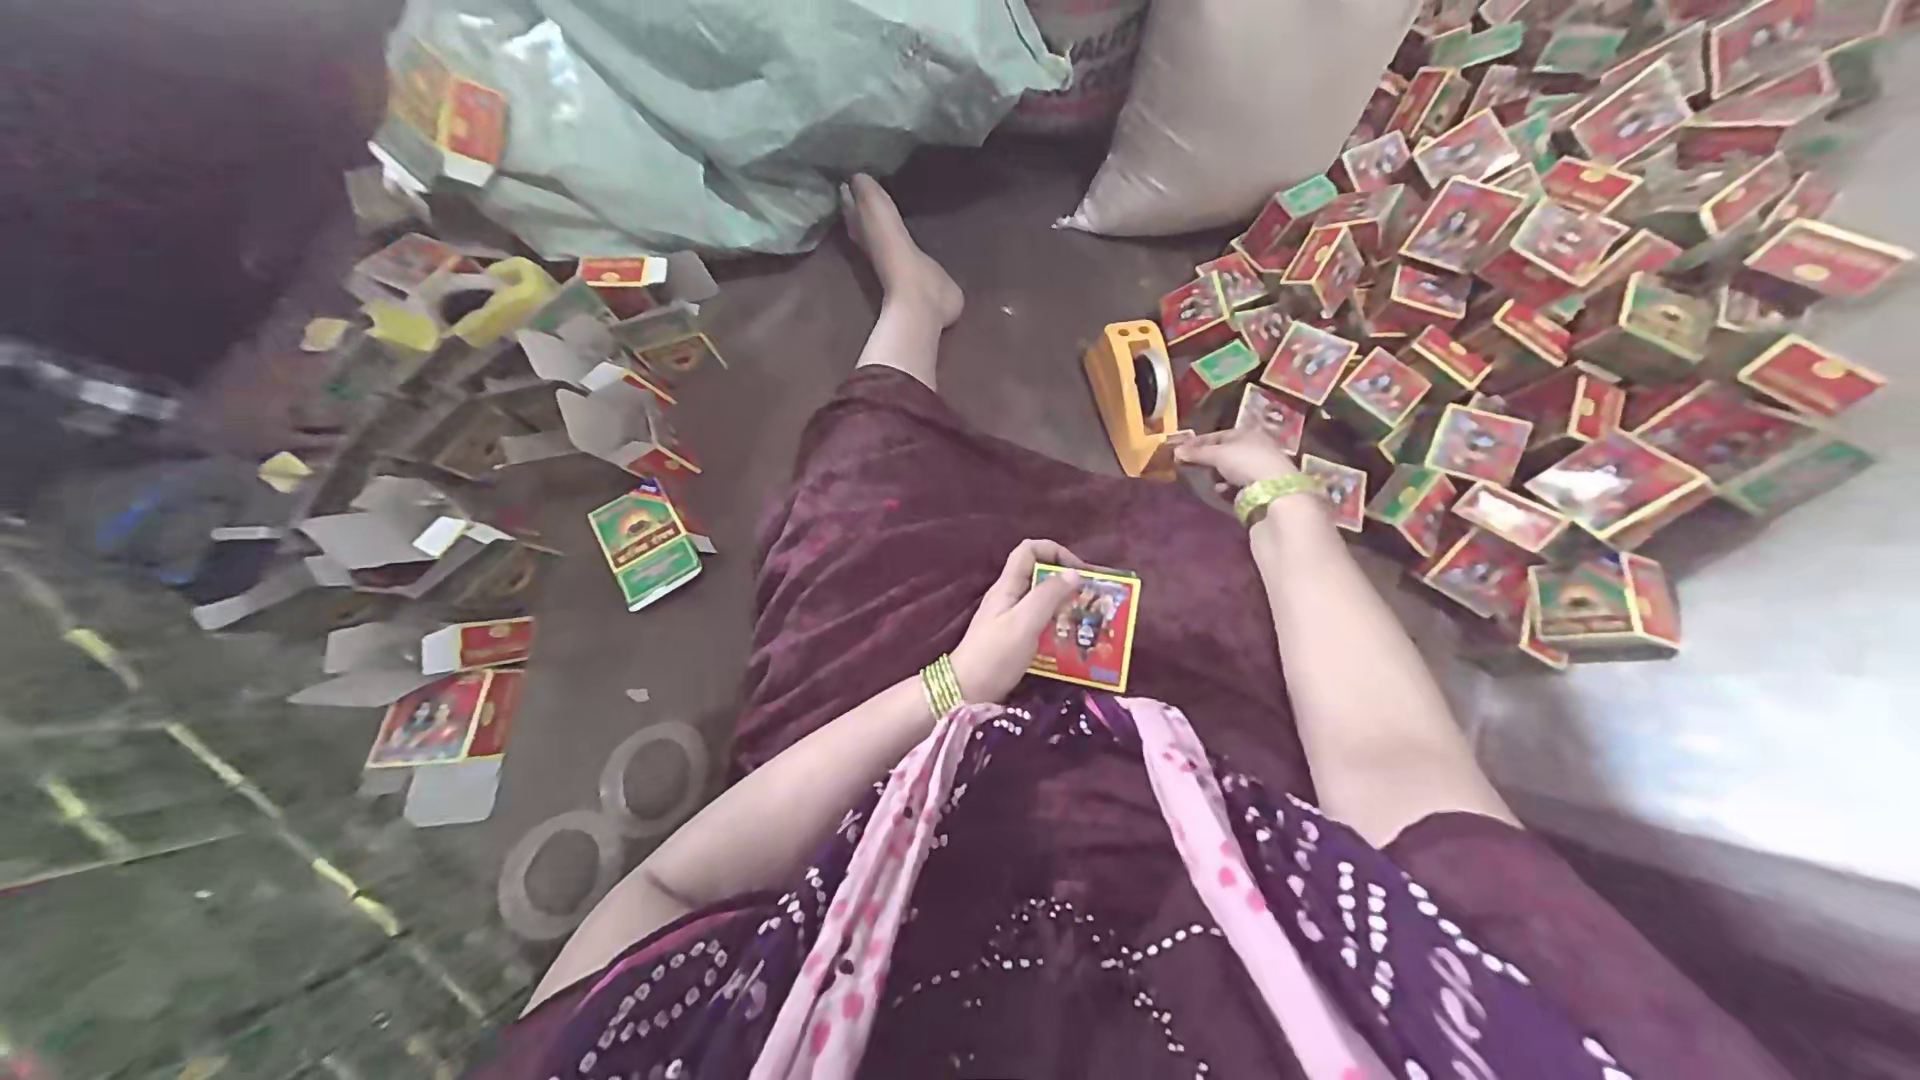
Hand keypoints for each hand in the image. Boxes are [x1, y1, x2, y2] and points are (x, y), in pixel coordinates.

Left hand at [950, 539, 1086, 704]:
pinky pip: (1038, 620)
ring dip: (1063, 604)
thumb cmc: (995, 655)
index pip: (1029, 549)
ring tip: (1085, 620)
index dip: (1055, 552)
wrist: (964, 691)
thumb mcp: (1024, 623)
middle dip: (1065, 581)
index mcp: (1007, 586)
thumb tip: (1074, 573)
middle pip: (1038, 573)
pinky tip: (1068, 639)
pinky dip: (1055, 623)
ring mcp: (1009, 617)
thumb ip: (1048, 596)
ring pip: (1040, 599)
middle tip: (1089, 600)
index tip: (1079, 572)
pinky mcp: (1012, 637)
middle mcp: (1008, 596)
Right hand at [1171, 427, 1298, 494]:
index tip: (1181, 451)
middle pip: (1222, 452)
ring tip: (1207, 480)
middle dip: (1207, 460)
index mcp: (1246, 433)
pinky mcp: (1258, 484)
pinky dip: (1226, 486)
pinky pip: (1235, 483)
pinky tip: (1222, 490)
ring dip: (1216, 475)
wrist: (1272, 489)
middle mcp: (1253, 446)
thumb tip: (1176, 451)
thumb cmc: (1244, 462)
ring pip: (1228, 469)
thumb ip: (1196, 453)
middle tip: (1190, 465)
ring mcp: (1257, 466)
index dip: (1198, 442)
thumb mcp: (1217, 454)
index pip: (1217, 435)